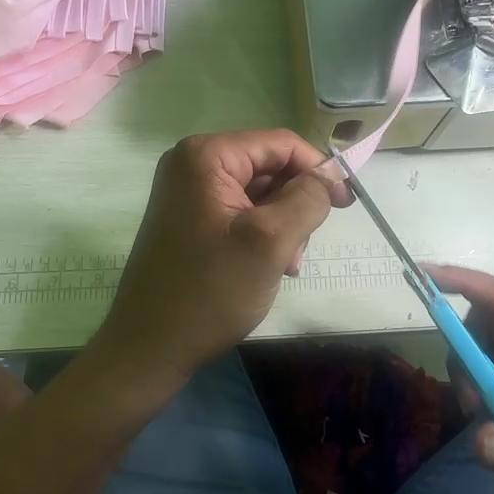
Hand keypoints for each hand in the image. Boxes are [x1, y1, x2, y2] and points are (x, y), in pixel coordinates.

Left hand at [96, 130, 352, 381]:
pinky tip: (268, 268)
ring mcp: (187, 192)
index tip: (346, 204)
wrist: (147, 349)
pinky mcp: (188, 219)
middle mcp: (192, 163)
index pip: (280, 144)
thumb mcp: (270, 242)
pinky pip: (239, 212)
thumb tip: (330, 173)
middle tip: (302, 250)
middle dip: (295, 205)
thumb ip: (307, 198)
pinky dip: (261, 235)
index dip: (318, 169)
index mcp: (206, 155)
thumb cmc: (209, 291)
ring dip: (282, 225)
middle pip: (268, 167)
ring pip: (258, 193)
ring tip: (285, 266)